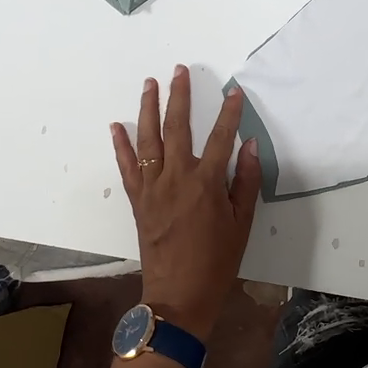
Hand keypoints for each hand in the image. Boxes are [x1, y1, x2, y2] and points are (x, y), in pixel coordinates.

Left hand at [111, 65, 261, 341]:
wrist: (178, 297)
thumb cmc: (216, 261)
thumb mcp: (242, 223)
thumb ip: (247, 181)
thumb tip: (251, 145)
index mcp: (206, 183)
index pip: (221, 137)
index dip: (229, 112)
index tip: (234, 91)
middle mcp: (177, 178)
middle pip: (177, 127)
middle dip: (179, 96)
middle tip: (180, 71)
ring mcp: (153, 188)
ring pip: (148, 139)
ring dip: (148, 108)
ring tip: (150, 84)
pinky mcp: (138, 200)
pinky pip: (127, 167)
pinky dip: (121, 145)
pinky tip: (117, 126)